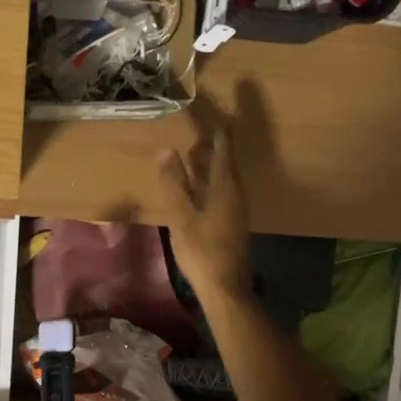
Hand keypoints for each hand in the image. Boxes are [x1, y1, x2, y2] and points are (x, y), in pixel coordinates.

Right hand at [156, 116, 250, 302]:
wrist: (225, 288)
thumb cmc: (202, 251)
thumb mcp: (182, 216)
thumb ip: (173, 183)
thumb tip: (165, 149)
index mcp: (225, 187)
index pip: (223, 149)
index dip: (218, 130)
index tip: (213, 112)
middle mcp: (235, 194)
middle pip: (226, 162)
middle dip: (214, 145)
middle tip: (200, 128)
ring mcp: (235, 211)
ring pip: (224, 179)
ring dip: (211, 164)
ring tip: (196, 152)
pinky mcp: (231, 224)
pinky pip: (221, 192)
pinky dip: (210, 181)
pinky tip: (199, 187)